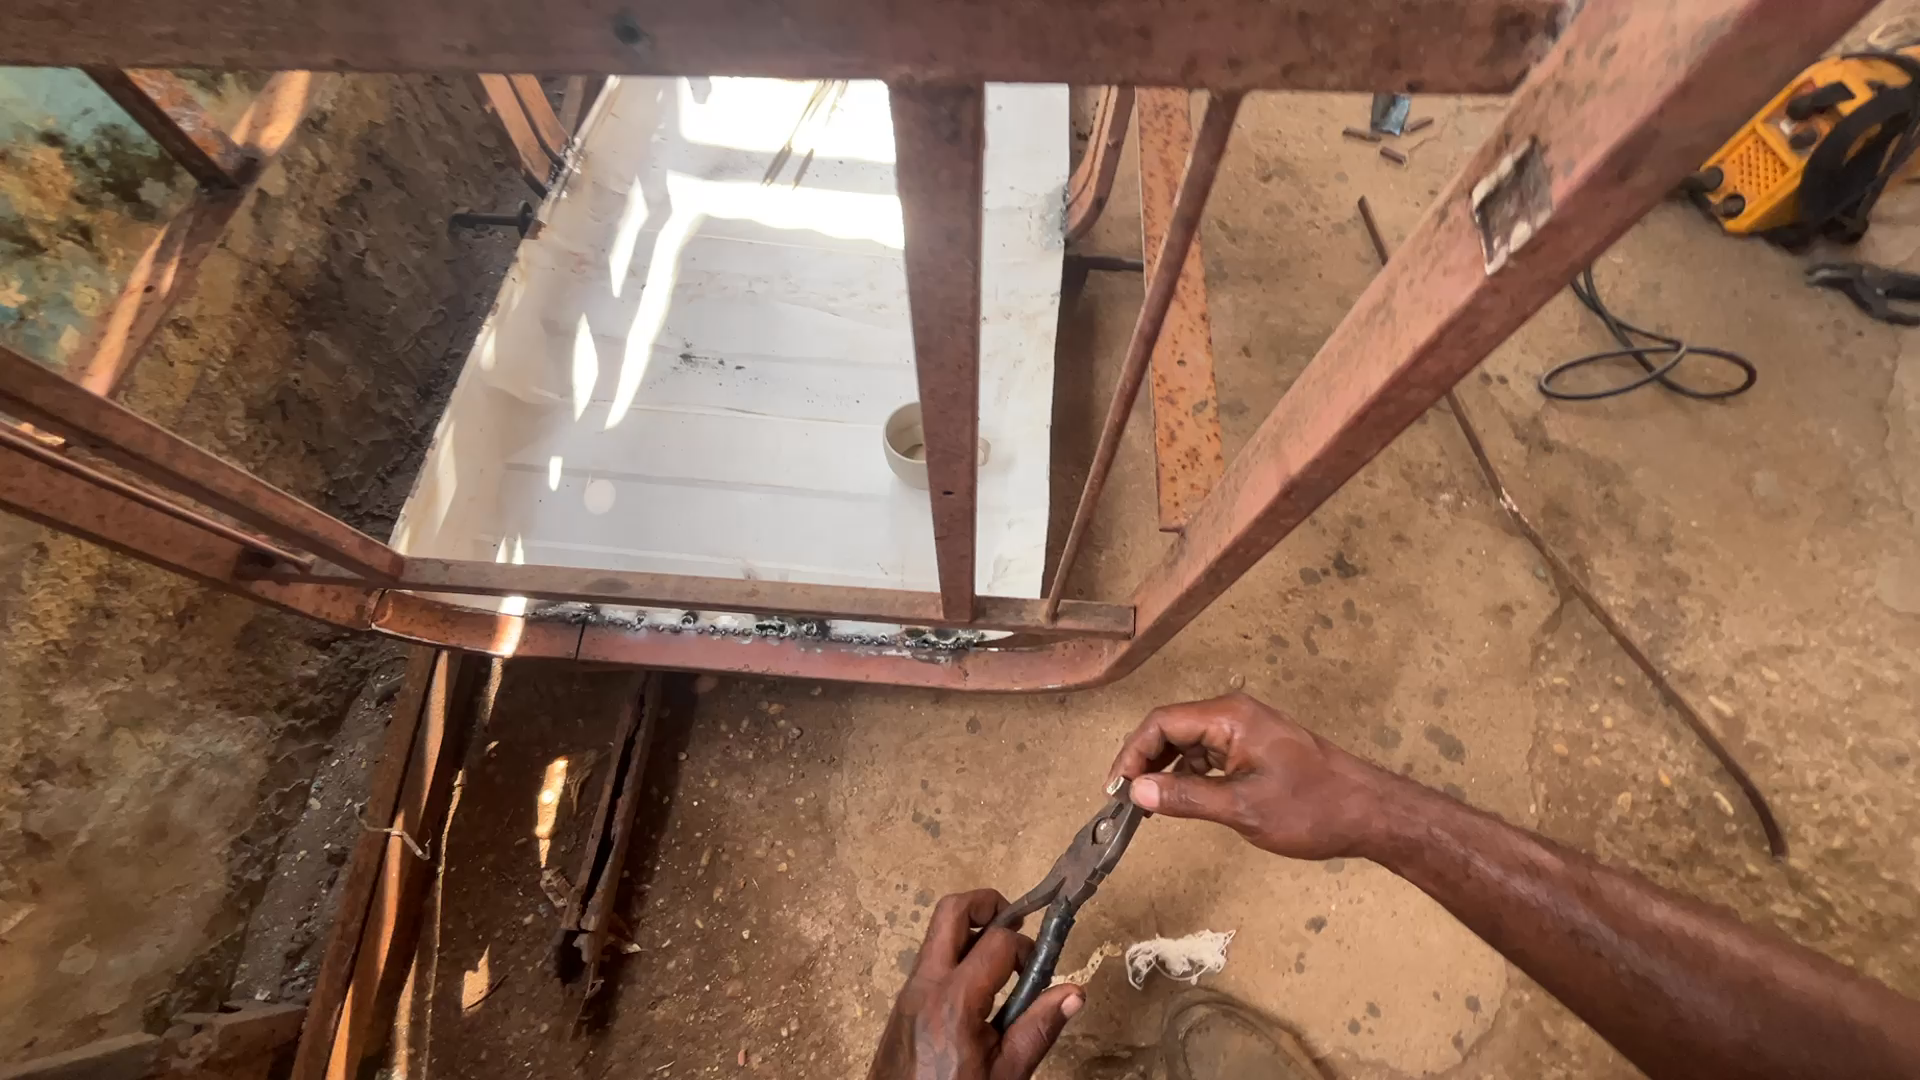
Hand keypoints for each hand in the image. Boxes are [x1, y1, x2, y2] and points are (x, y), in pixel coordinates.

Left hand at [866, 889, 1082, 1079]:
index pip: (997, 942)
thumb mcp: (1005, 1075)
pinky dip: (958, 950)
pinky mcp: (904, 997)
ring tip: (1001, 955)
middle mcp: (927, 982)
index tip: (1038, 970)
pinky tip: (980, 982)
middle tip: (1015, 923)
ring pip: (938, 929)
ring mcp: (910, 987)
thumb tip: (1075, 993)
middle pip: (952, 910)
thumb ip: (1038, 1029)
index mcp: (955, 1001)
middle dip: (988, 903)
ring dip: (972, 927)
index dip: (1025, 948)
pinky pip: (932, 954)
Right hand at [1107, 693, 1388, 859]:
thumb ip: (1186, 797)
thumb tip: (1136, 792)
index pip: (1162, 722)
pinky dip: (1187, 773)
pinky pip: (1206, 752)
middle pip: (1171, 728)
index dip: (1133, 753)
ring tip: (1146, 802)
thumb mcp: (1243, 809)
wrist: (1372, 814)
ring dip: (1164, 768)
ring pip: (1187, 741)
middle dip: (1144, 760)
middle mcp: (1232, 714)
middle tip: (1125, 797)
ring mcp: (1243, 729)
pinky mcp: (1252, 746)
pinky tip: (1179, 797)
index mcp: (1228, 717)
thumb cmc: (1312, 808)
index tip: (1117, 787)